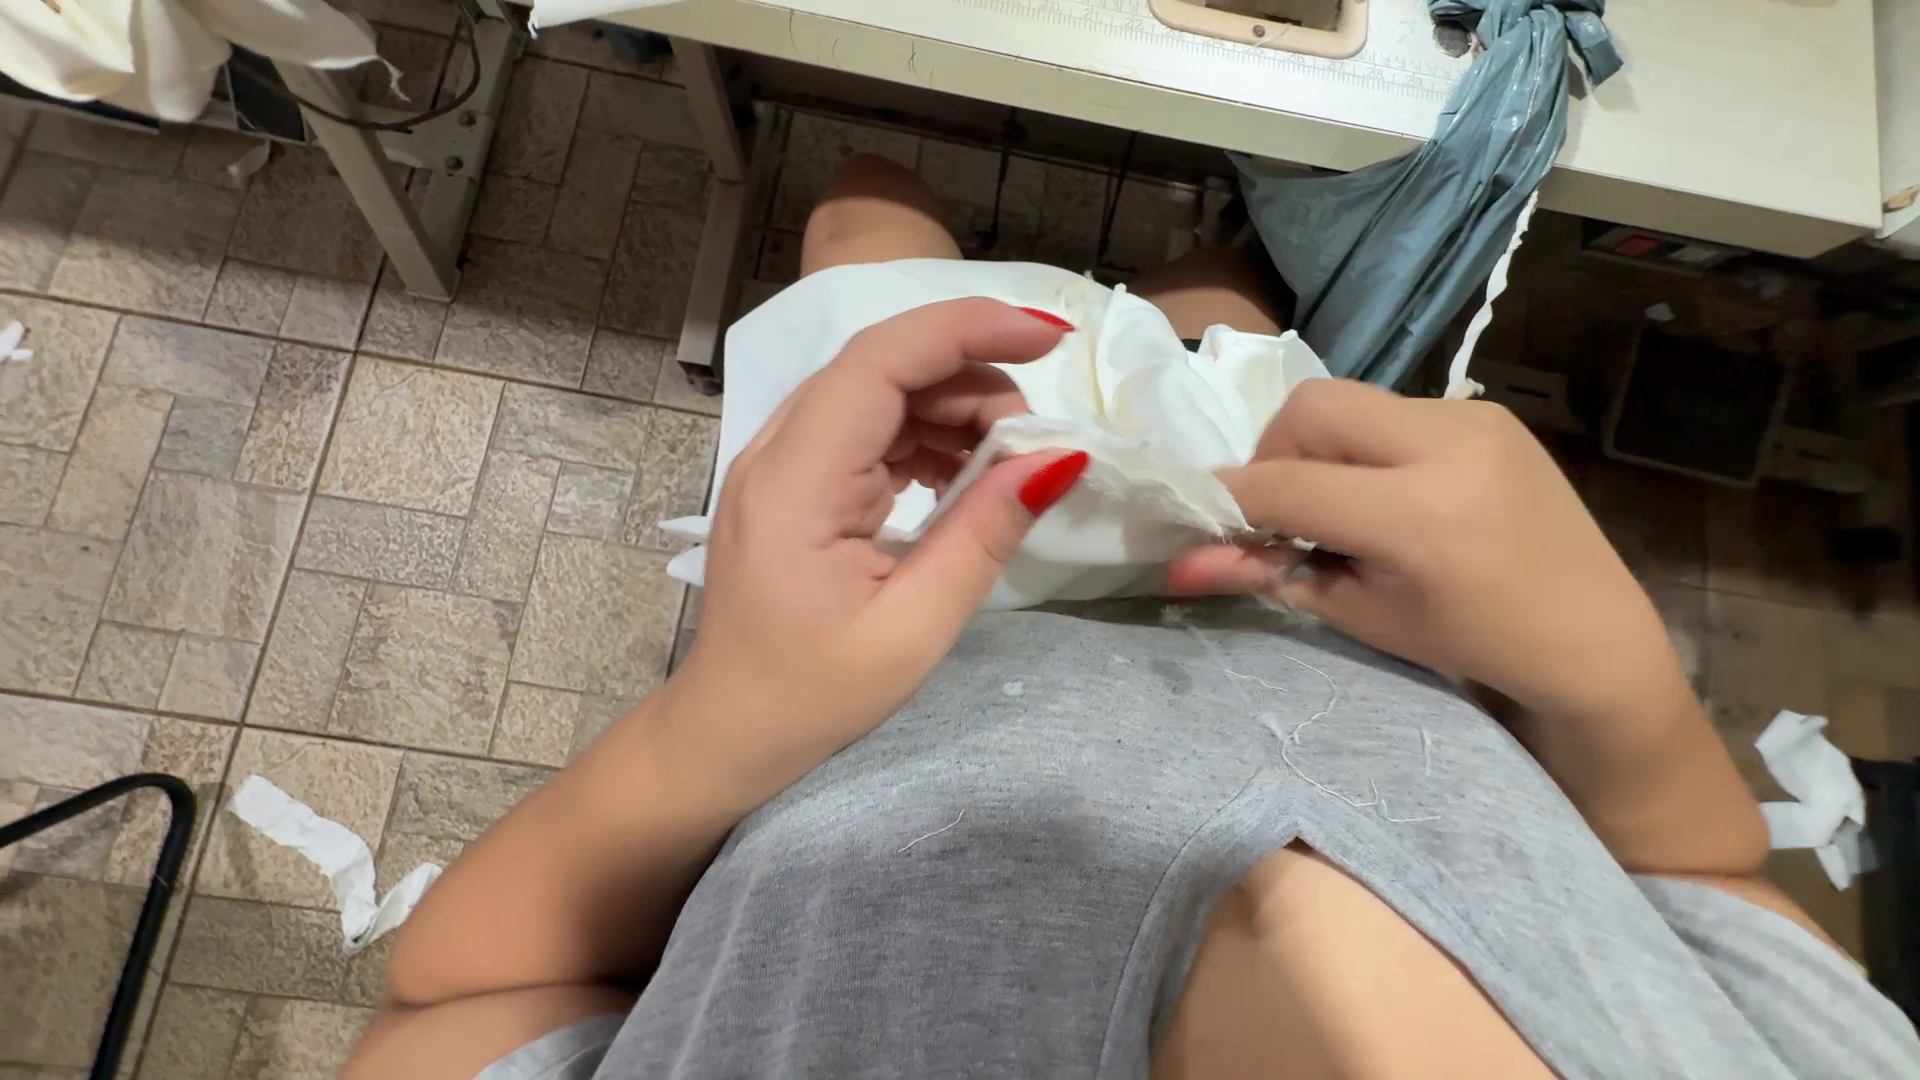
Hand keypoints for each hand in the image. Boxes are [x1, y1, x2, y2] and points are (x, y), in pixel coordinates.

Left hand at [668, 299, 1089, 788]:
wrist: (731, 727)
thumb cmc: (814, 694)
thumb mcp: (913, 627)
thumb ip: (984, 535)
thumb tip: (1058, 459)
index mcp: (796, 482)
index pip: (882, 360)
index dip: (968, 329)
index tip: (1050, 338)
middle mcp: (780, 450)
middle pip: (886, 367)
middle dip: (974, 382)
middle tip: (1034, 444)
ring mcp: (784, 460)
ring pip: (883, 392)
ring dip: (956, 411)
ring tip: (1005, 468)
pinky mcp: (799, 478)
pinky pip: (872, 429)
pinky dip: (929, 439)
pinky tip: (963, 479)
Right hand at [1168, 379, 1683, 723]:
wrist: (1591, 633)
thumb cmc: (1466, 641)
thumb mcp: (1356, 612)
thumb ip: (1264, 575)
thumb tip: (1179, 566)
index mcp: (1420, 516)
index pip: (1286, 486)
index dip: (1229, 500)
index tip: (1200, 518)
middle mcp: (1449, 445)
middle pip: (1309, 407)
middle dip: (1272, 455)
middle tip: (1283, 511)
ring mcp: (1474, 418)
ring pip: (1344, 401)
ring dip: (1313, 448)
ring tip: (1337, 503)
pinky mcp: (1485, 412)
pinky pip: (1385, 410)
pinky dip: (1356, 445)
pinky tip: (1384, 491)